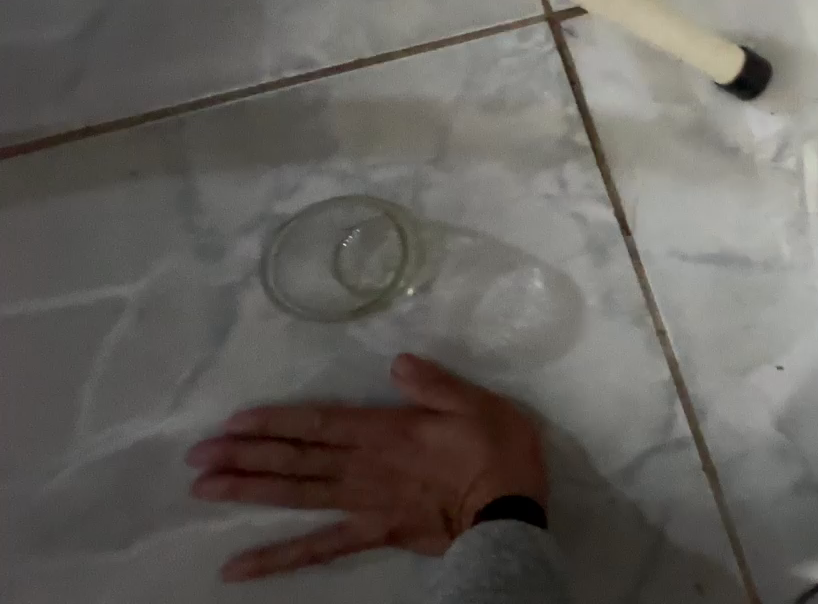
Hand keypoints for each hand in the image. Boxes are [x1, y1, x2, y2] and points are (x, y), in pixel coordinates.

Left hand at [186, 353, 547, 581]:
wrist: (506, 506)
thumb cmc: (496, 447)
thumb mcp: (477, 402)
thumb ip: (435, 384)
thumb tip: (397, 363)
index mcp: (391, 431)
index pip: (324, 424)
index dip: (278, 422)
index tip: (234, 422)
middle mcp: (366, 466)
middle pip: (300, 459)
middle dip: (248, 454)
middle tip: (197, 455)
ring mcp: (365, 503)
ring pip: (299, 495)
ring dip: (251, 491)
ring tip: (204, 490)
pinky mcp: (374, 532)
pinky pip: (320, 548)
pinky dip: (278, 559)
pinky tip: (236, 568)